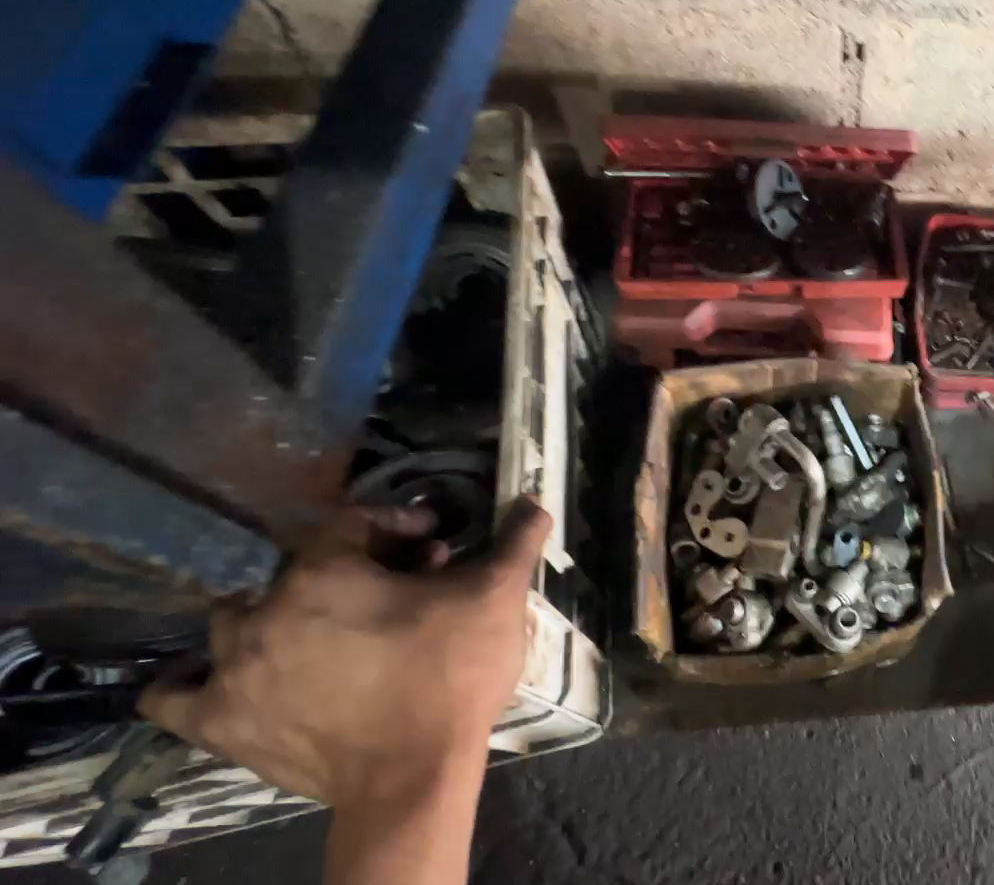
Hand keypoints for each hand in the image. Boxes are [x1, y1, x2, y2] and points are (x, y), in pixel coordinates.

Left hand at [140, 498, 551, 810]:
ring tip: (330, 627)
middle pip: (302, 568)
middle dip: (356, 567)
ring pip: (238, 618)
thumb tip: (534, 500)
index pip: (355, 522)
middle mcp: (263, 613)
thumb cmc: (455, 672)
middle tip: (404, 588)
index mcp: (325, 573)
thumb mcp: (499, 596)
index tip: (437, 544)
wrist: (414, 775)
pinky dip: (199, 677)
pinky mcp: (218, 722)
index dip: (399, 526)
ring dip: (281, 612)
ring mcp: (230, 671)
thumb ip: (516, 541)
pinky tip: (234, 673)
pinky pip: (177, 691)